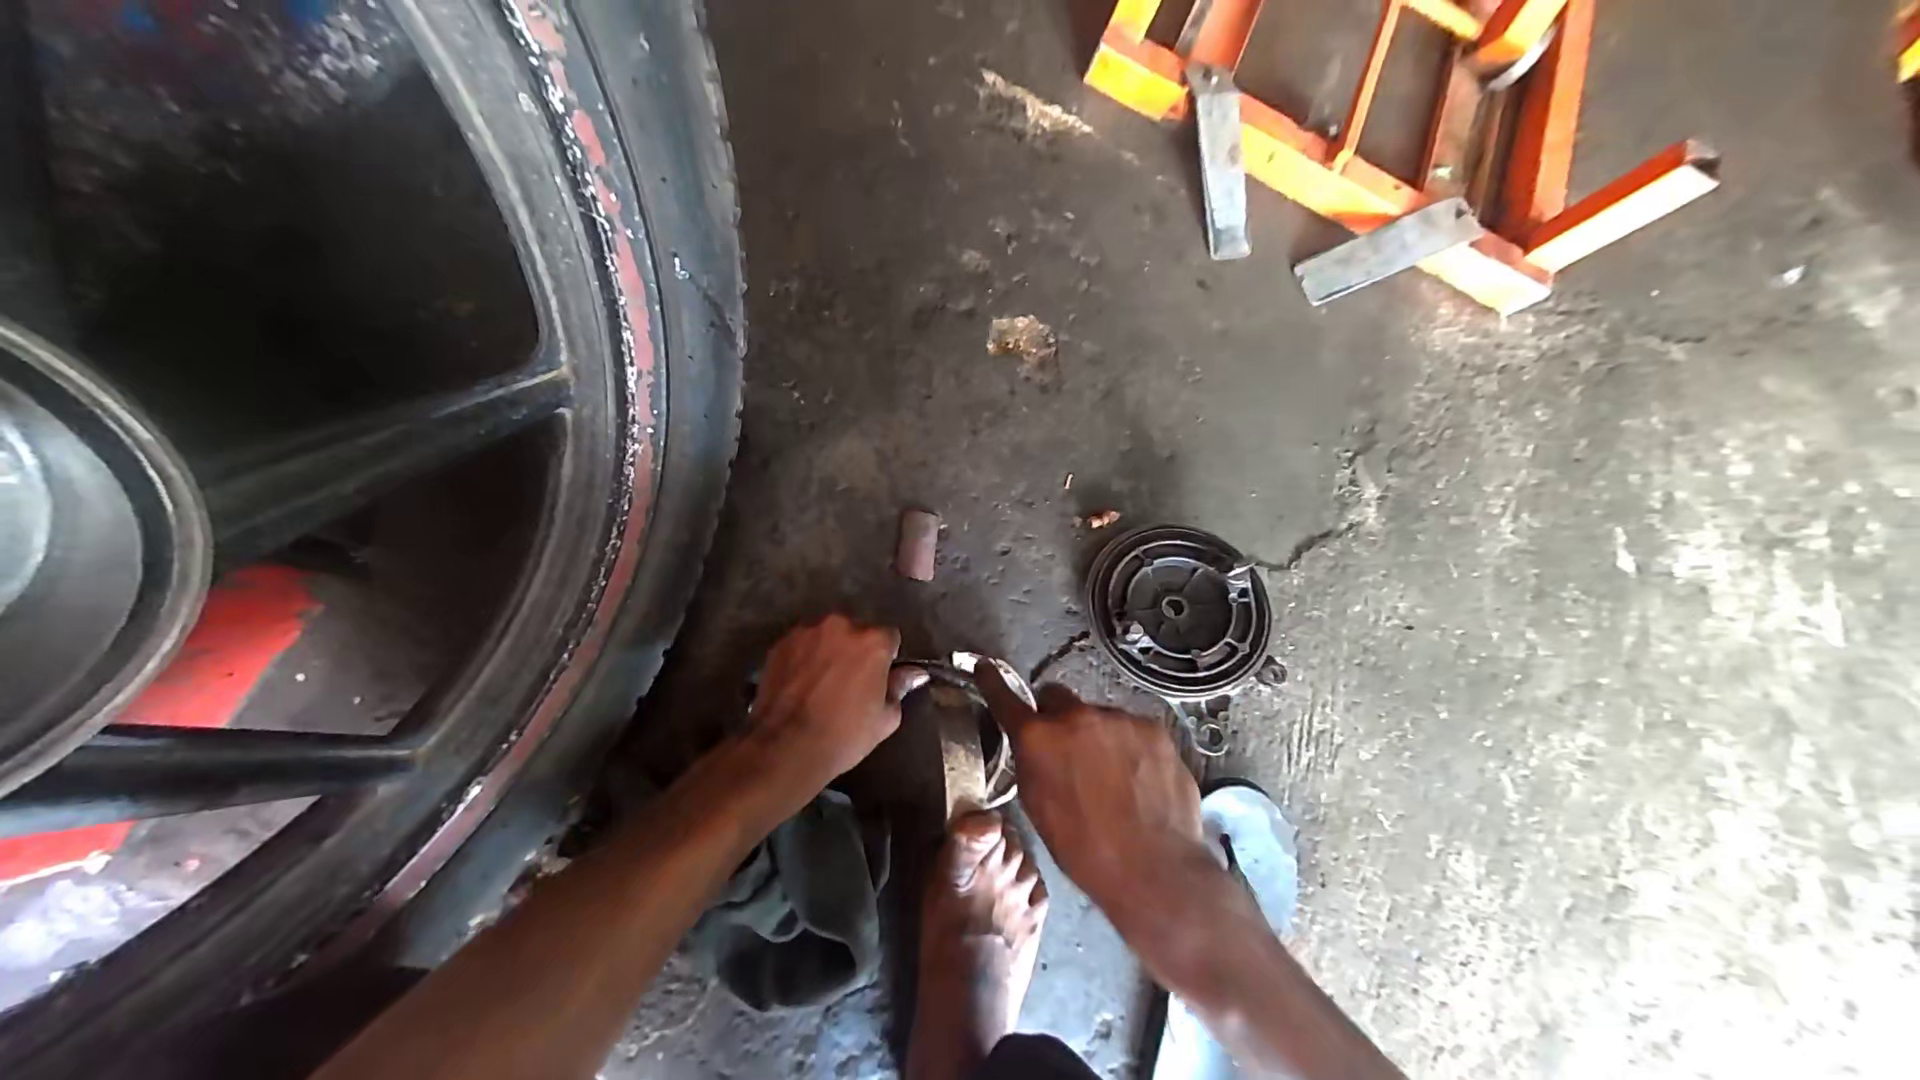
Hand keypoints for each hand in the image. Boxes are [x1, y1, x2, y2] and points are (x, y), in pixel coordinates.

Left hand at [744, 615, 924, 812]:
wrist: (786, 747)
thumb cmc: (844, 735)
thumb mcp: (885, 719)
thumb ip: (900, 687)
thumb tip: (913, 673)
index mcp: (873, 641)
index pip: (890, 637)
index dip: (887, 657)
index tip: (879, 677)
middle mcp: (841, 626)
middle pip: (857, 631)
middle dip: (856, 650)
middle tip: (850, 680)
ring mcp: (807, 632)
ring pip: (827, 635)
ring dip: (829, 650)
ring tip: (821, 681)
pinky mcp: (780, 643)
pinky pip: (802, 644)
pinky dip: (804, 657)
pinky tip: (801, 682)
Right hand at [976, 666, 1212, 909]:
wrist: (1154, 868)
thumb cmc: (1086, 849)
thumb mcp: (1039, 807)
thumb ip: (1032, 764)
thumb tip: (1035, 748)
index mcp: (1039, 739)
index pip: (1006, 700)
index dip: (992, 683)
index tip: (985, 668)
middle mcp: (1076, 717)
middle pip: (1057, 699)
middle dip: (1057, 719)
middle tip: (1069, 752)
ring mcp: (1118, 719)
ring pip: (1098, 717)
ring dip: (1098, 737)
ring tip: (1114, 778)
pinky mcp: (1152, 728)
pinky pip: (1132, 729)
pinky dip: (1131, 747)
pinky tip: (1139, 779)